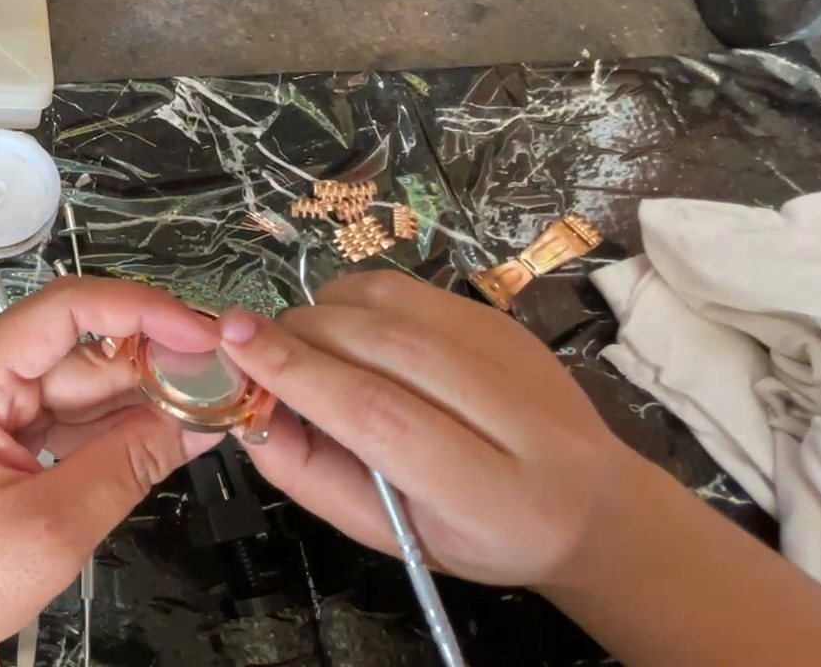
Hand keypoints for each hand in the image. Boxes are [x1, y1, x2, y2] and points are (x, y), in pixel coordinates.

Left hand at [0, 277, 224, 666]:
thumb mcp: (51, 529)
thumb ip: (128, 465)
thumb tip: (199, 421)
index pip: (63, 310)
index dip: (138, 310)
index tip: (201, 333)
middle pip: (75, 348)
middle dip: (150, 360)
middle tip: (223, 376)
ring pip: (76, 382)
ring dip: (138, 395)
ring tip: (208, 402)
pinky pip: (63, 415)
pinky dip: (111, 425)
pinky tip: (164, 428)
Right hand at [217, 271, 638, 588]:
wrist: (587, 506)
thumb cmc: (472, 534)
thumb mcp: (384, 533)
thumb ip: (308, 473)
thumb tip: (244, 409)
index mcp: (491, 497)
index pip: (380, 416)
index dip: (298, 371)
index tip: (233, 338)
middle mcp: (521, 419)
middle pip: (387, 348)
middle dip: (301, 334)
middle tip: (258, 344)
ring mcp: (516, 355)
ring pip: (394, 305)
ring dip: (322, 310)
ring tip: (304, 340)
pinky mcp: (501, 318)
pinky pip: (403, 287)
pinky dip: (350, 295)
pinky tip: (342, 325)